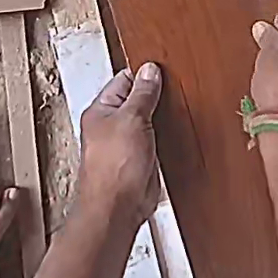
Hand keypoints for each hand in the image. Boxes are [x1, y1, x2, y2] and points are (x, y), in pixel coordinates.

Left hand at [78, 62, 162, 224]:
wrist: (119, 207)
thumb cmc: (114, 168)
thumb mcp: (132, 119)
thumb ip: (143, 94)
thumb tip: (150, 71)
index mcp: (101, 110)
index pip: (123, 80)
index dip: (143, 74)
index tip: (162, 69)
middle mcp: (110, 125)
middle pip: (135, 100)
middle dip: (153, 95)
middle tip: (173, 86)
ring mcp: (125, 143)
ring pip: (146, 120)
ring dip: (160, 116)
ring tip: (176, 105)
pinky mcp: (139, 159)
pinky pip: (154, 139)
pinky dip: (163, 135)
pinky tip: (174, 130)